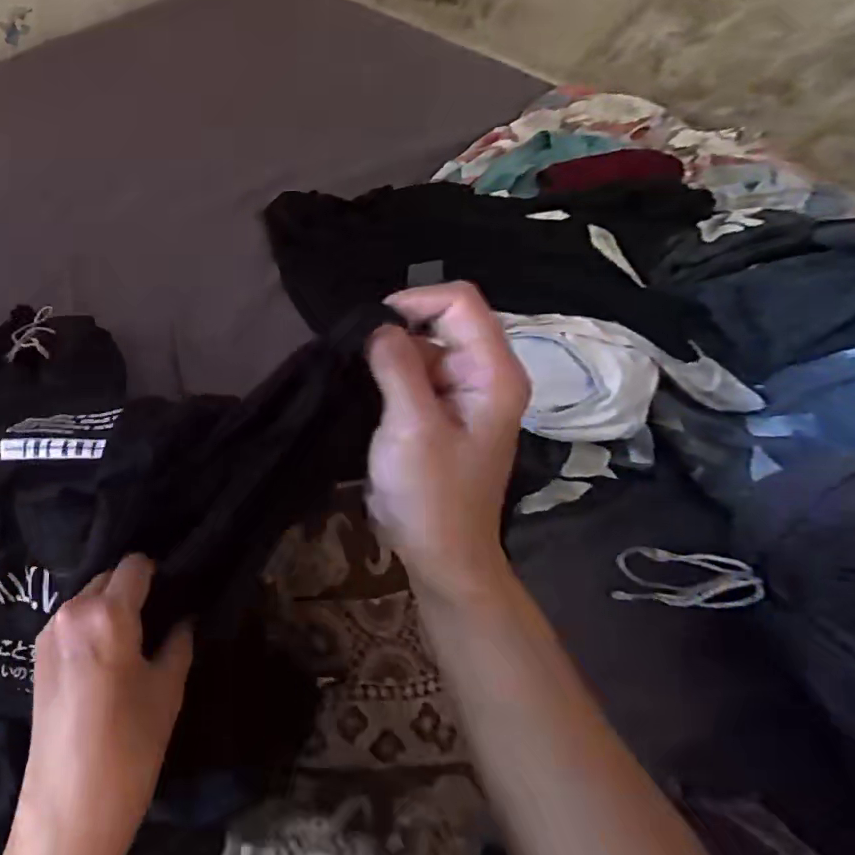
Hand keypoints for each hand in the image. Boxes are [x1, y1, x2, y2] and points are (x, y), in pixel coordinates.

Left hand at [0, 554, 194, 854]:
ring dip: (110, 607)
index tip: (175, 591)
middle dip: (133, 590)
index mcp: (107, 613)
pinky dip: (90, 625)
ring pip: (87, 599)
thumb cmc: (129, 747)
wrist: (69, 807)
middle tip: (158, 620)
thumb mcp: (167, 691)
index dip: (158, 573)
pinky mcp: (36, 654)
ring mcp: (48, 631)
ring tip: (132, 642)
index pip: (134, 565)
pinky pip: (70, 621)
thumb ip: (178, 642)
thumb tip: (185, 617)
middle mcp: (72, 610)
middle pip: (108, 578)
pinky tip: (105, 659)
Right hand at [366, 281, 530, 602]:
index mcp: (493, 373)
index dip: (416, 300)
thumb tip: (379, 326)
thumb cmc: (431, 494)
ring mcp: (464, 394)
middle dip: (399, 332)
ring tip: (362, 381)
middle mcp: (485, 375)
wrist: (440, 554)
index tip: (371, 326)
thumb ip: (398, 367)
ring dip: (392, 356)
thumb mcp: (411, 427)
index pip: (461, 303)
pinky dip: (392, 375)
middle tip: (361, 363)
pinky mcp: (442, 412)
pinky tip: (370, 393)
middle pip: (444, 322)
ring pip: (426, 347)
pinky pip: (417, 374)